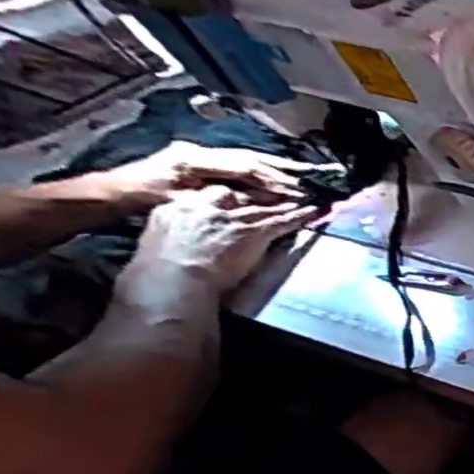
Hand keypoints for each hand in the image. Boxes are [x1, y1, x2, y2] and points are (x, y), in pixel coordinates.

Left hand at [100, 142, 328, 209]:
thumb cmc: (144, 199)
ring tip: (306, 176)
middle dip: (284, 170)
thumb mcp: (182, 202)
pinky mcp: (202, 163)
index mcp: (194, 158)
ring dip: (278, 170)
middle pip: (251, 158)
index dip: (275, 179)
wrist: (113, 193)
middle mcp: (200, 151)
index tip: (300, 191)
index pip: (245, 166)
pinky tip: (281, 180)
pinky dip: (264, 173)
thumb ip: (222, 198)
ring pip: (248, 160)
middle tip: (315, 177)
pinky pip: (241, 166)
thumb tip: (260, 199)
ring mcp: (200, 155)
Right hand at [121, 186, 323, 302]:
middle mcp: (204, 208)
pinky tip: (314, 212)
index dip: (228, 198)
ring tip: (305, 199)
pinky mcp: (251, 233)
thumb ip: (176, 229)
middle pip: (237, 196)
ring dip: (284, 205)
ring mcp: (230, 219)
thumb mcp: (159, 239)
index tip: (240, 200)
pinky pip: (280, 221)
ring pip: (263, 208)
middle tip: (280, 194)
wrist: (174, 280)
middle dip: (259, 196)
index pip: (207, 195)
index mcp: (176, 208)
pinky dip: (299, 217)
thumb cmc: (160, 270)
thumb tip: (189, 235)